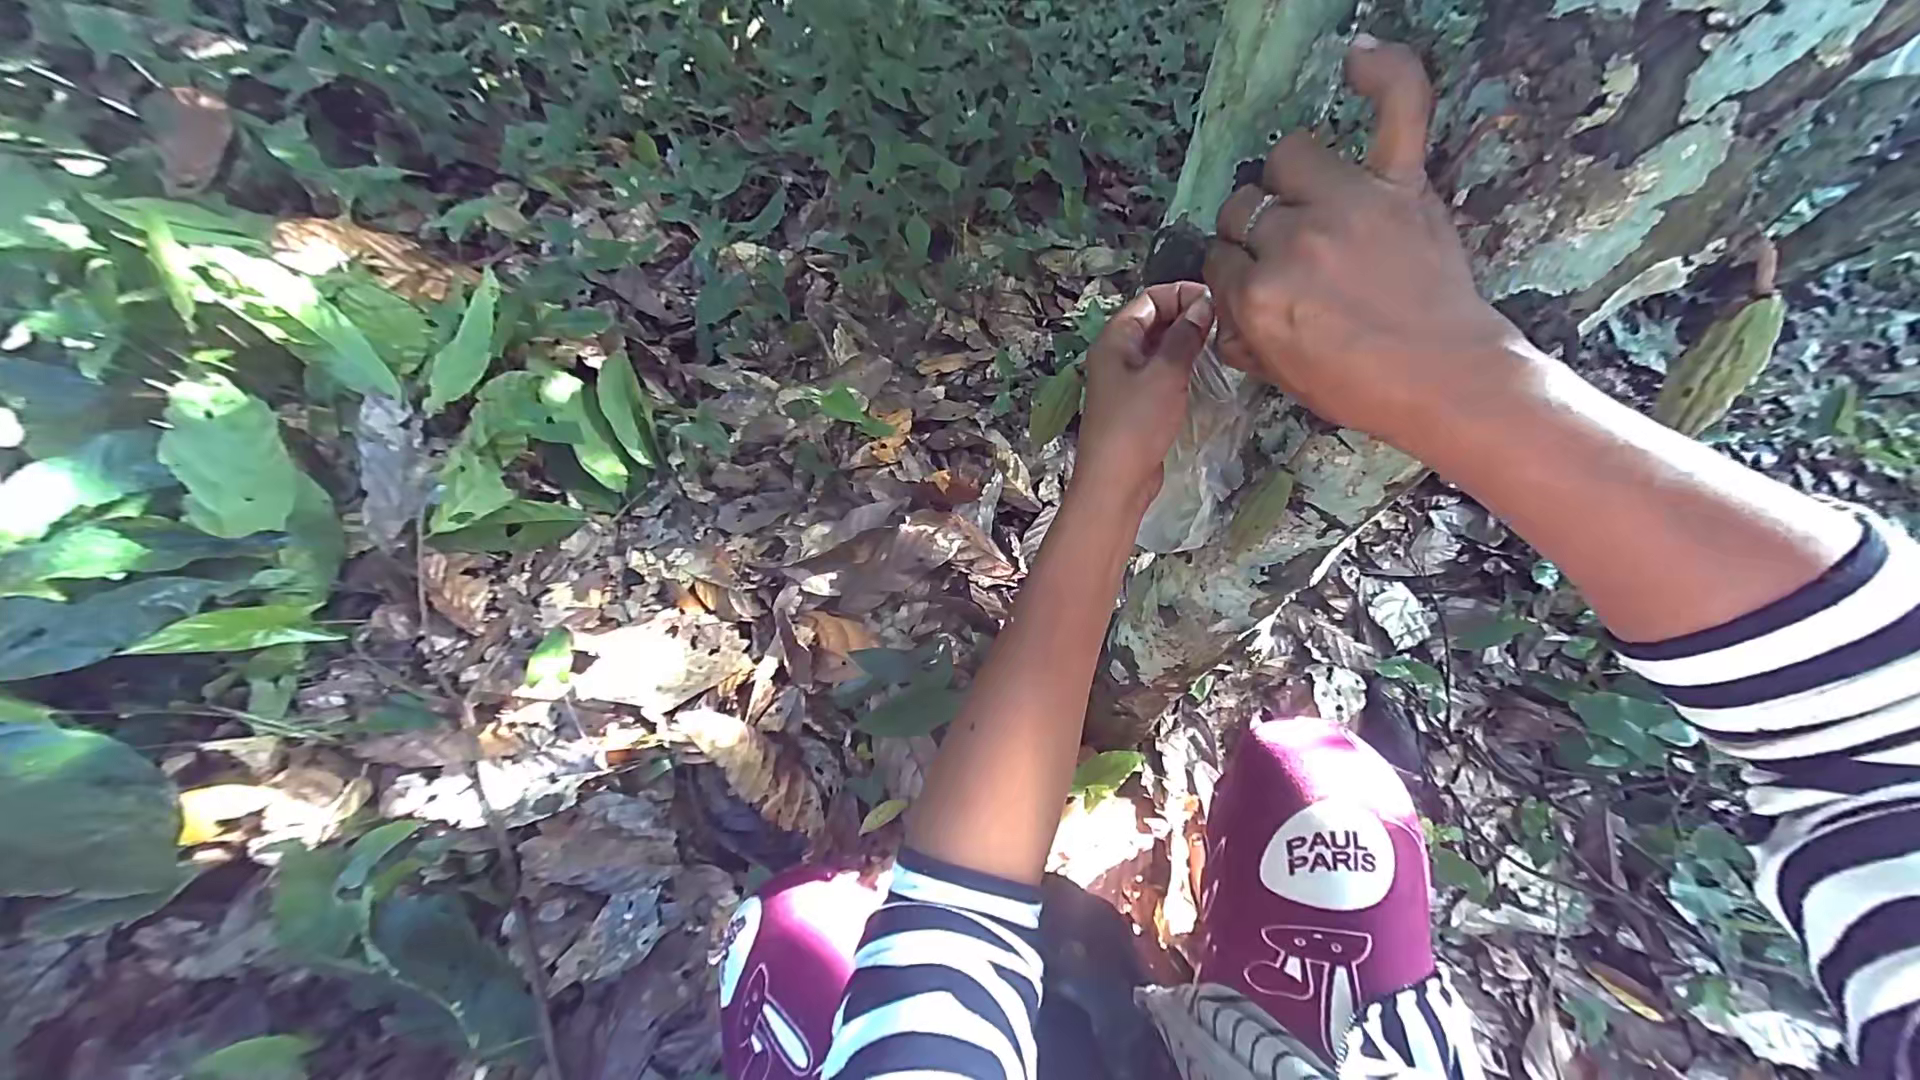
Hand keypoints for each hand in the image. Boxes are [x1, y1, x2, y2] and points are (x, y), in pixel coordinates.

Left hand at [1073, 282, 1213, 505]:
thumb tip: (1203, 305)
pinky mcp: (1136, 404)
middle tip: (1223, 324)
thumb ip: (1185, 335)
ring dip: (1186, 343)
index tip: (1216, 302)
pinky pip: (1159, 373)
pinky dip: (1179, 367)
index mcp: (1114, 339)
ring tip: (1219, 345)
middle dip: (1187, 317)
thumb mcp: (1166, 373)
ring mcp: (1124, 381)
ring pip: (1158, 348)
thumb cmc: (1136, 423)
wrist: (1116, 480)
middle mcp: (1115, 355)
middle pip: (1154, 321)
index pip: (1149, 299)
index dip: (1182, 294)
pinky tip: (1203, 372)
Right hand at [1203, 36, 1539, 451]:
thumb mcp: (1275, 374)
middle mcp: (1291, 243)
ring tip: (1302, 201)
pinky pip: (1399, 105)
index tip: (1247, 286)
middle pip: (1241, 210)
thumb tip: (1225, 308)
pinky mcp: (1401, 186)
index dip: (1229, 276)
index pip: (1216, 262)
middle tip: (1273, 255)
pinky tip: (1357, 59)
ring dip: (1285, 181)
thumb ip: (1239, 336)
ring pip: (1288, 158)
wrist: (1442, 380)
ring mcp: (1347, 206)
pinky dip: (1384, 75)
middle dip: (1247, 234)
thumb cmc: (1353, 386)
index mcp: (1256, 296)